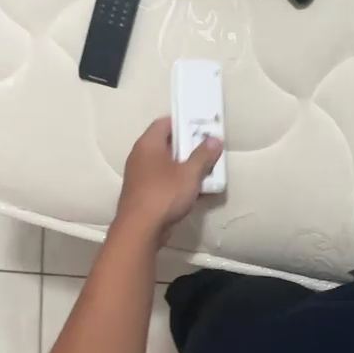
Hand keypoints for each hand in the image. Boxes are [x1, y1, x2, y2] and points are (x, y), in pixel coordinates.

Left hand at [113, 117, 222, 242]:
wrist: (140, 229)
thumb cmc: (164, 194)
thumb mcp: (190, 173)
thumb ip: (203, 155)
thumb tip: (215, 139)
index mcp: (148, 144)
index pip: (164, 123)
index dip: (183, 123)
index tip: (201, 129)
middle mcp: (139, 155)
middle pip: (165, 143)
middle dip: (187, 146)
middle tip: (207, 149)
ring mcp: (138, 175)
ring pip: (164, 163)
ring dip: (183, 165)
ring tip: (203, 170)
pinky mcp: (141, 192)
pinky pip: (161, 179)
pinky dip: (175, 180)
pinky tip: (192, 189)